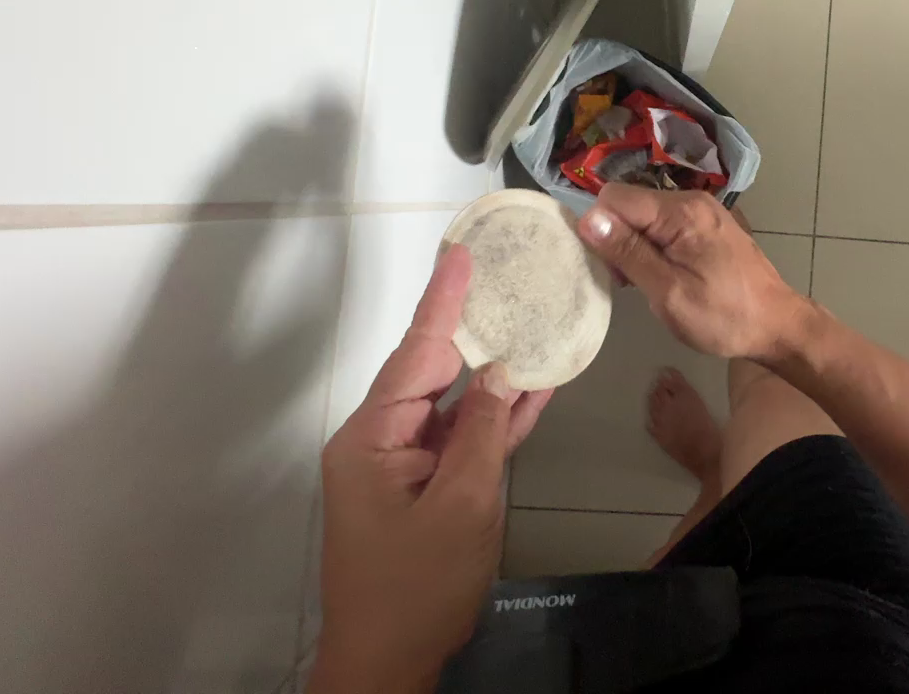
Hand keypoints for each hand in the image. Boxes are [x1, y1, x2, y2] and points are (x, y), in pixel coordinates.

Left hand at [308, 245, 553, 693]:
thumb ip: (484, 430)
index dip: (443, 301)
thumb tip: (507, 373)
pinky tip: (535, 385)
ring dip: (494, 372)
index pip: (415, 354)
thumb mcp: (459, 504)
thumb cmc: (418, 585)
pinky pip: (465, 434)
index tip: (460, 254)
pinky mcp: (430, 481)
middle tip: (506, 279)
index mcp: (373, 438)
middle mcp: (384, 439)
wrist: (393, 664)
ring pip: (456, 400)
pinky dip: (497, 415)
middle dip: (472, 327)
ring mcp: (407, 460)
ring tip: (527, 320)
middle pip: (434, 369)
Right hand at [575, 184, 815, 360]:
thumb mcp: (669, 291)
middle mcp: (691, 200)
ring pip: (645, 214)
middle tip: (629, 281)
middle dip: (616, 238)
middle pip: (629, 203)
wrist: (776, 325)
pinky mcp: (707, 224)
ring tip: (646, 282)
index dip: (599, 227)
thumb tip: (588, 218)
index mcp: (681, 212)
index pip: (615, 197)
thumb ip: (629, 253)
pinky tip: (662, 274)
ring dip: (634, 245)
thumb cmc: (723, 316)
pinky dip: (654, 246)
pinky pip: (665, 224)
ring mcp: (702, 210)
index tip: (608, 265)